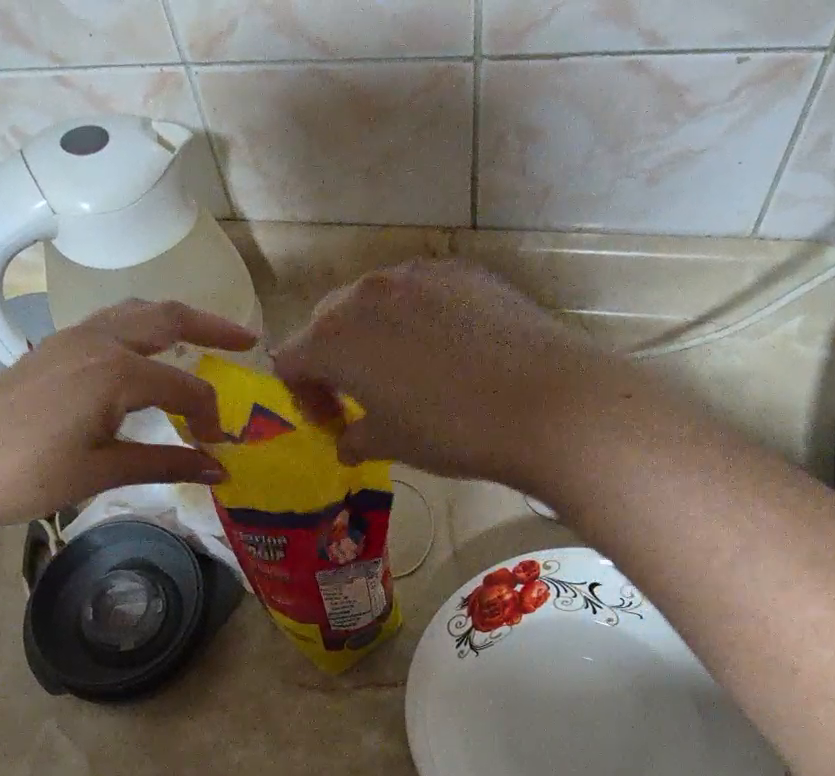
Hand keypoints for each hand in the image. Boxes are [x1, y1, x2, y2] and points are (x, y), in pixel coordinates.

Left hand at [0, 300, 255, 554]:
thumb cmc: (27, 475)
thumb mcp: (102, 472)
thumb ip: (166, 463)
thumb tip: (220, 469)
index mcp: (117, 371)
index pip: (186, 385)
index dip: (211, 416)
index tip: (220, 447)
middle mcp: (98, 341)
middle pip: (167, 319)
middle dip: (211, 327)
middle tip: (247, 340)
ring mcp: (69, 340)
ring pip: (134, 313)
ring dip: (172, 321)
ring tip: (201, 339)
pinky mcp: (50, 350)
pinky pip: (108, 325)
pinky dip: (139, 331)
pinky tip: (143, 357)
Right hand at [271, 259, 609, 486]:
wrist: (544, 402)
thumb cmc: (450, 431)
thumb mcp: (392, 444)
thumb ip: (357, 438)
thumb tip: (348, 442)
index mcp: (334, 337)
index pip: (290, 359)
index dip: (303, 395)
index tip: (332, 422)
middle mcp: (367, 293)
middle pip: (328, 321)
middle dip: (334, 359)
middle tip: (362, 397)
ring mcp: (418, 274)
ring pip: (376, 302)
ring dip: (376, 335)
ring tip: (409, 372)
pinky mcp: (463, 270)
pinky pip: (422, 293)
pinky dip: (420, 319)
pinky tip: (452, 352)